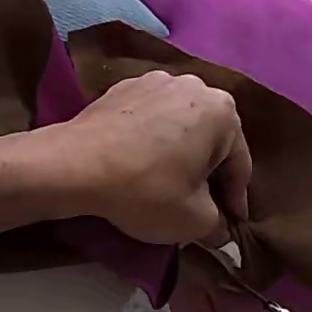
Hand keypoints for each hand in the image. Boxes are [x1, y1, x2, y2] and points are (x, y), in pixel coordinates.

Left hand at [43, 71, 251, 245]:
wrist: (73, 166)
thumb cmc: (146, 190)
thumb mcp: (195, 221)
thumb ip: (218, 226)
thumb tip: (220, 230)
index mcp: (223, 111)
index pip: (239, 165)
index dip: (236, 201)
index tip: (232, 224)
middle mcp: (196, 85)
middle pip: (211, 140)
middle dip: (209, 173)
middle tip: (202, 204)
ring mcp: (156, 81)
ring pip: (181, 126)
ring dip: (181, 153)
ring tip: (170, 182)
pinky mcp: (123, 87)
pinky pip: (151, 119)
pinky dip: (153, 141)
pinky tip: (142, 164)